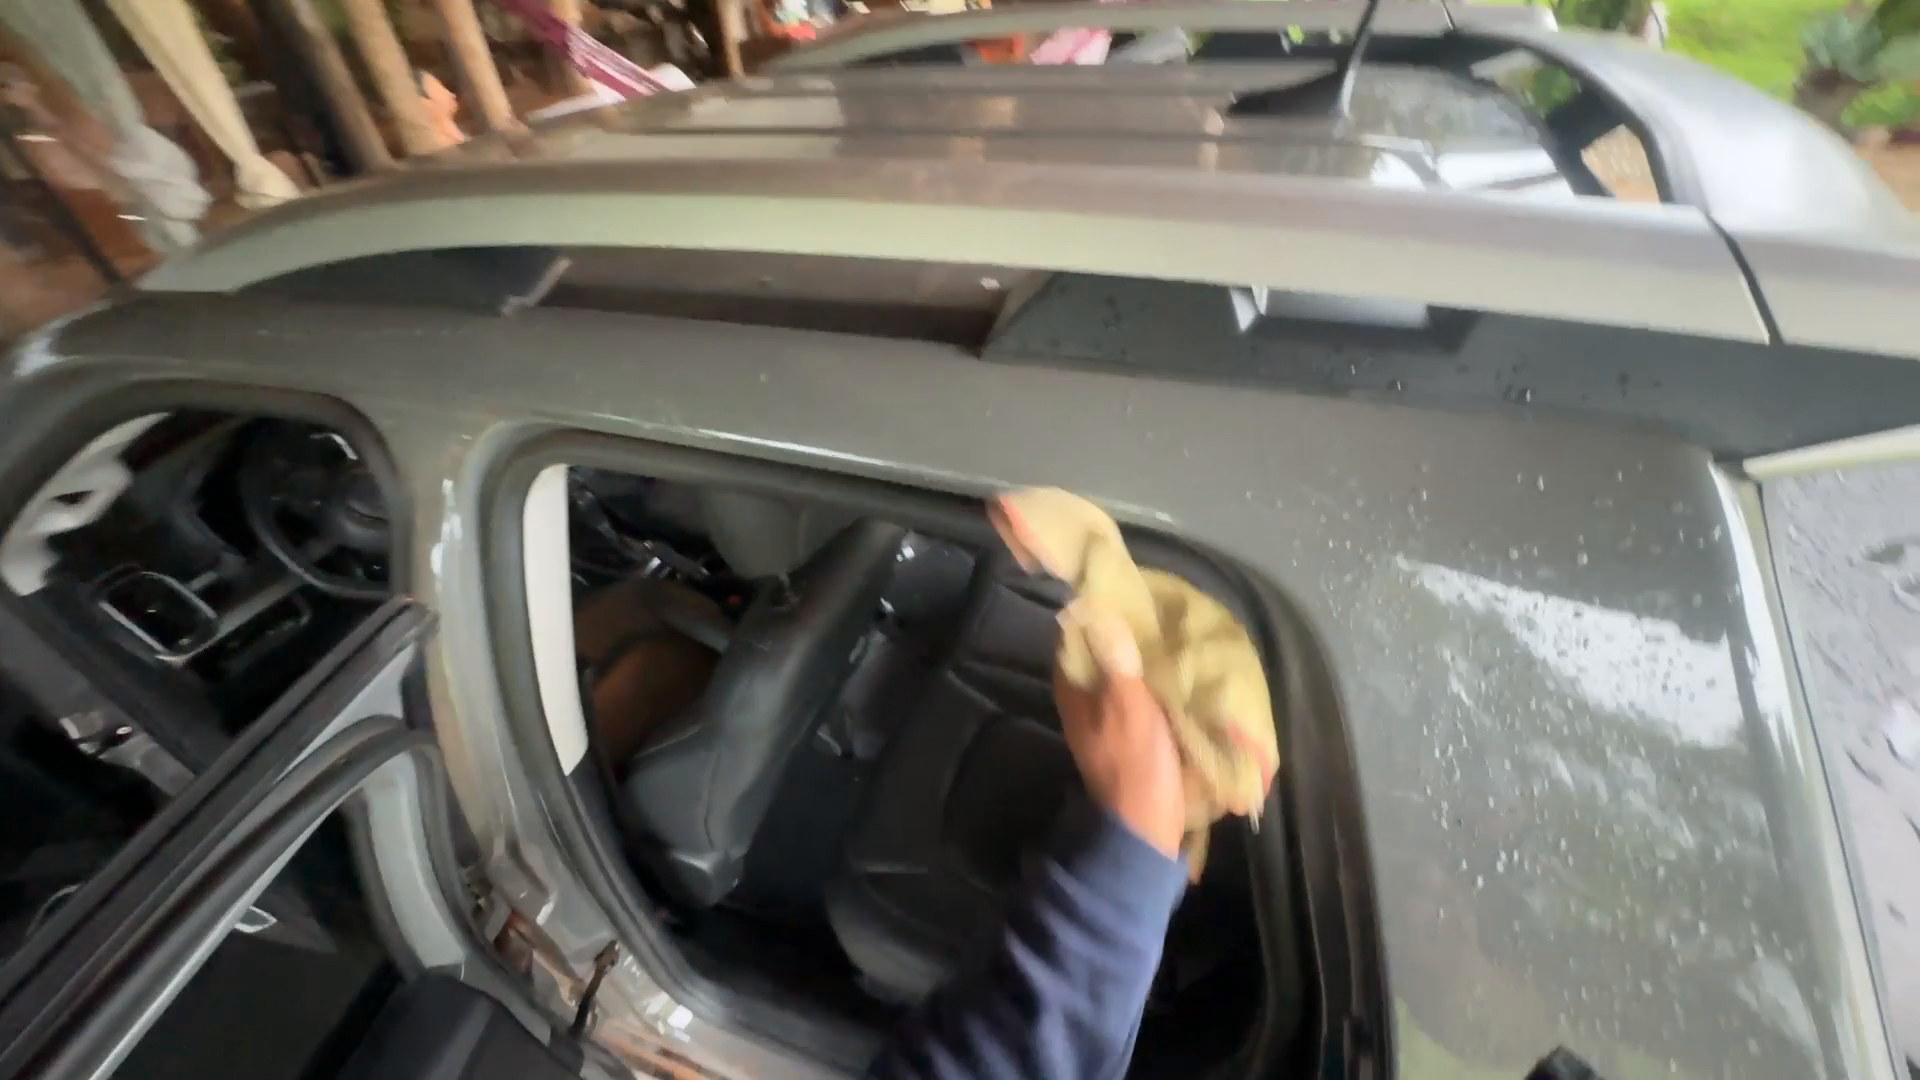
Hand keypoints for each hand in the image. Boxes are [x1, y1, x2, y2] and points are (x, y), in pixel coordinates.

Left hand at [1054, 607, 1186, 858]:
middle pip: (1099, 651)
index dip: (1095, 612)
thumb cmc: (1134, 762)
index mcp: (1074, 688)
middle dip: (1123, 631)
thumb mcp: (1127, 705)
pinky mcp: (1128, 729)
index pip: (1075, 636)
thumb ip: (1115, 660)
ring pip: (1119, 671)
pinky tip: (1175, 666)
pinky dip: (1151, 678)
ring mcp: (1104, 714)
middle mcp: (1082, 697)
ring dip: (1140, 654)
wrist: (1145, 824)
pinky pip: (1137, 691)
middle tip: (1156, 606)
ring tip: (1169, 628)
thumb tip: (1094, 609)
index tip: (1124, 591)